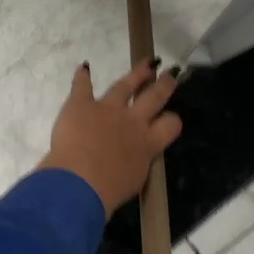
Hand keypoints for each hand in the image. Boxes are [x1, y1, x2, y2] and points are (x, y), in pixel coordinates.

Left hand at [38, 60, 181, 217]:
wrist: (81, 182)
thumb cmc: (108, 190)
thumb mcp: (133, 180)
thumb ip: (136, 164)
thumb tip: (132, 161)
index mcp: (147, 144)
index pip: (170, 125)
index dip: (172, 120)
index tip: (172, 116)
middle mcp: (132, 122)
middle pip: (154, 98)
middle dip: (164, 85)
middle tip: (171, 74)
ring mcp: (107, 109)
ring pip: (125, 85)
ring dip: (136, 73)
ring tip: (146, 63)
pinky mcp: (81, 105)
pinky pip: (82, 86)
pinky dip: (81, 76)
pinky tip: (83, 68)